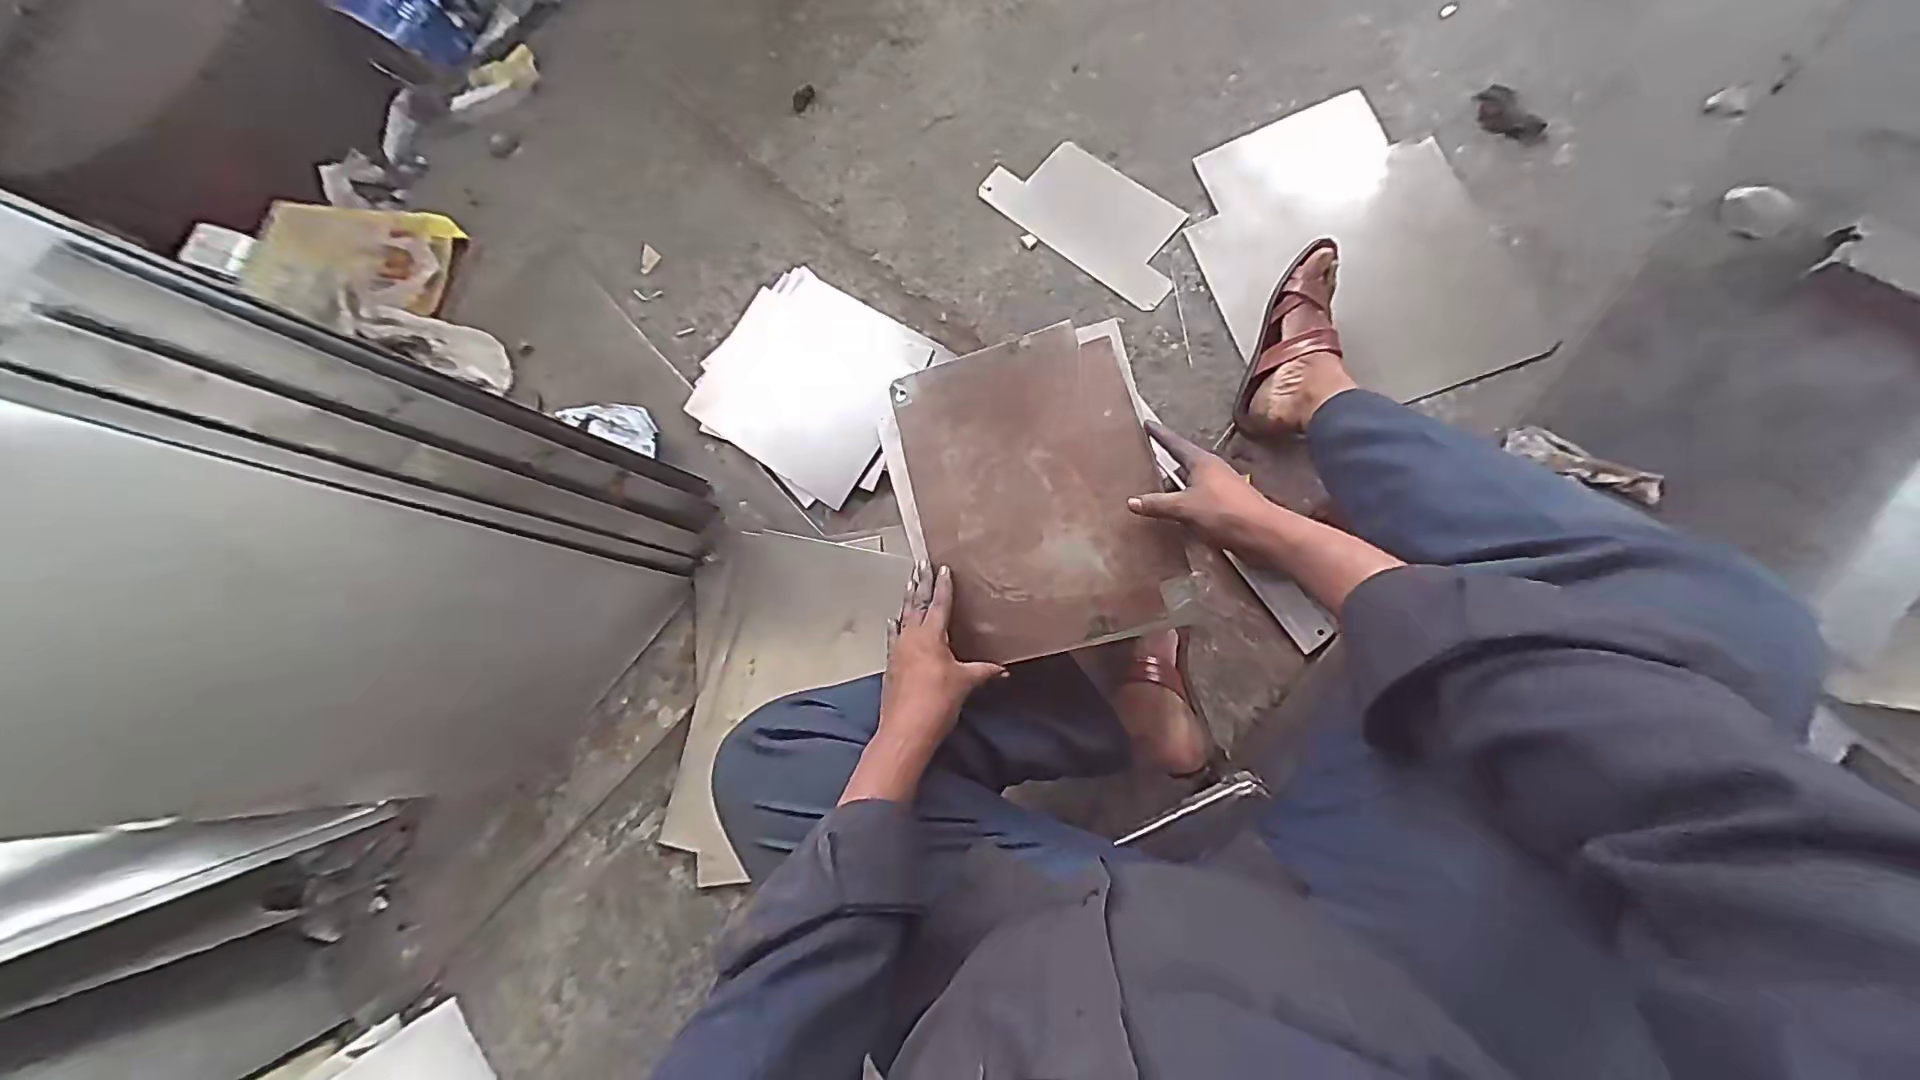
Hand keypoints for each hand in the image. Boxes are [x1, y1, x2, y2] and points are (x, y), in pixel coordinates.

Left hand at [881, 565, 1005, 748]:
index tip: (943, 568)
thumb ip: (984, 672)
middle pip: (916, 604)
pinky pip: (893, 637)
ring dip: (907, 601)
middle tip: (920, 565)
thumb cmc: (938, 701)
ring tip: (909, 584)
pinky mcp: (890, 664)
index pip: (939, 604)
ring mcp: (898, 649)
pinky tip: (893, 621)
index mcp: (931, 635)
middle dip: (920, 583)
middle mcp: (911, 636)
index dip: (943, 586)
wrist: (906, 729)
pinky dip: (895, 626)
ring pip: (903, 617)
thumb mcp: (965, 683)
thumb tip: (1004, 670)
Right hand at [1128, 420, 1287, 553]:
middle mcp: (1211, 471)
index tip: (1147, 424)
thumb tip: (1132, 501)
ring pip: (1188, 485)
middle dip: (1162, 467)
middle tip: (1142, 465)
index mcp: (1202, 462)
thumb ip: (1157, 504)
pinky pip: (1195, 501)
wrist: (1262, 534)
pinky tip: (1172, 516)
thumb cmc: (1224, 513)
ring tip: (1151, 495)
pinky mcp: (1224, 506)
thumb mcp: (1184, 507)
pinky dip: (1182, 505)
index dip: (1159, 434)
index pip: (1175, 443)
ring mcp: (1219, 488)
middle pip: (1181, 465)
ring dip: (1172, 490)